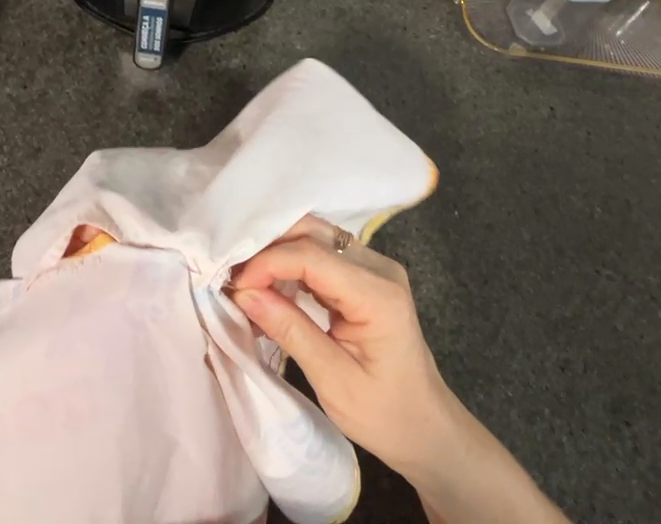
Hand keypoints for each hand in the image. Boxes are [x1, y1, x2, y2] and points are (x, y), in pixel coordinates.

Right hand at [231, 218, 570, 523]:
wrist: (427, 428)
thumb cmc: (385, 415)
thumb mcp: (333, 381)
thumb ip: (289, 330)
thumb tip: (244, 293)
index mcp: (378, 294)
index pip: (311, 256)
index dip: (266, 263)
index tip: (234, 288)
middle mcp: (379, 268)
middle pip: (312, 232)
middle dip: (267, 249)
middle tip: (234, 279)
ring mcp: (374, 267)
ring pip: (314, 236)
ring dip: (276, 253)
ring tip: (246, 282)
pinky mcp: (365, 275)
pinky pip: (321, 253)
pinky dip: (290, 263)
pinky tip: (270, 284)